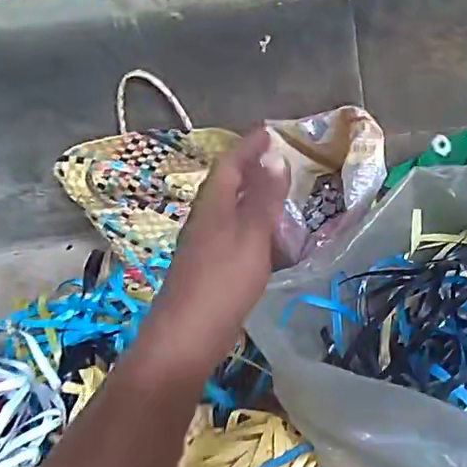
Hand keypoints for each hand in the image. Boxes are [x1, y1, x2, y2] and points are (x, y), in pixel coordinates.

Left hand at [130, 127, 288, 381]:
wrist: (187, 336)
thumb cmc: (222, 283)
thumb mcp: (250, 236)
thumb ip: (263, 199)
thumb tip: (274, 157)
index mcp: (213, 206)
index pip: (230, 164)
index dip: (249, 145)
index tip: (270, 130)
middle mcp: (204, 221)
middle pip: (227, 185)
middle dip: (250, 169)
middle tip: (278, 160)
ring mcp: (204, 247)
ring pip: (229, 212)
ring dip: (252, 199)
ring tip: (279, 195)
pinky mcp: (209, 270)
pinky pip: (233, 237)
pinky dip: (252, 229)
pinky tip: (266, 242)